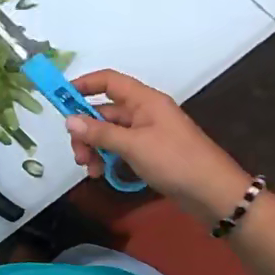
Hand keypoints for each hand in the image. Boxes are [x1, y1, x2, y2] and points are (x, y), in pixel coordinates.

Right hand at [64, 70, 250, 215]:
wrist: (214, 193)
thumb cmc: (175, 161)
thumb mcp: (133, 146)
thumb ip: (99, 132)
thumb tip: (68, 119)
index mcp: (144, 100)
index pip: (108, 81)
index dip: (83, 85)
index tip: (59, 98)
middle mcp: (144, 112)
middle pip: (103, 111)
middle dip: (85, 130)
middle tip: (78, 154)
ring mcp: (146, 133)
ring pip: (109, 132)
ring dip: (94, 148)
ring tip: (91, 170)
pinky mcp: (149, 153)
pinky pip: (119, 148)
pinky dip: (107, 158)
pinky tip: (102, 174)